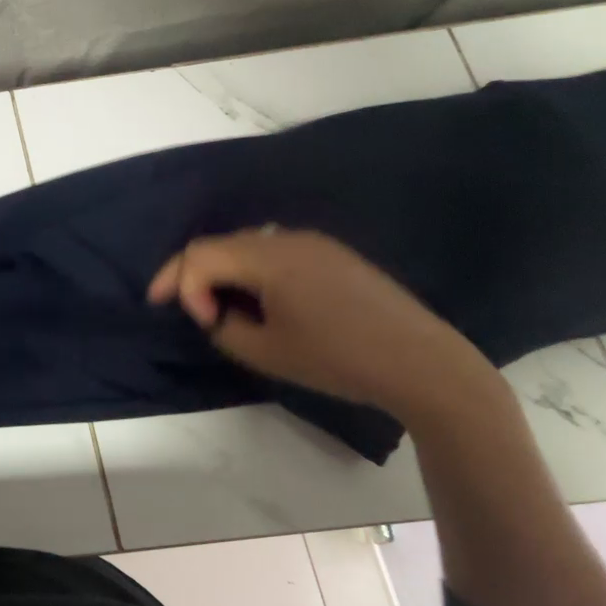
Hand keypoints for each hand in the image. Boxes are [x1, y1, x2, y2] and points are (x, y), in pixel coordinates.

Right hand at [147, 228, 505, 420]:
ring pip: (246, 245)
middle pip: (220, 244)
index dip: (180, 285)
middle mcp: (289, 238)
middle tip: (183, 309)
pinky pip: (275, 252)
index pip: (200, 255)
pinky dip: (251, 270)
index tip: (197, 323)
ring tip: (218, 306)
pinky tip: (256, 299)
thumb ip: (223, 325)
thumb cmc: (339, 360)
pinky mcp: (335, 256)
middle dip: (193, 275)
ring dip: (222, 271)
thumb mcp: (264, 352)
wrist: (425, 366)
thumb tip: (218, 311)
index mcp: (270, 257)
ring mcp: (316, 244)